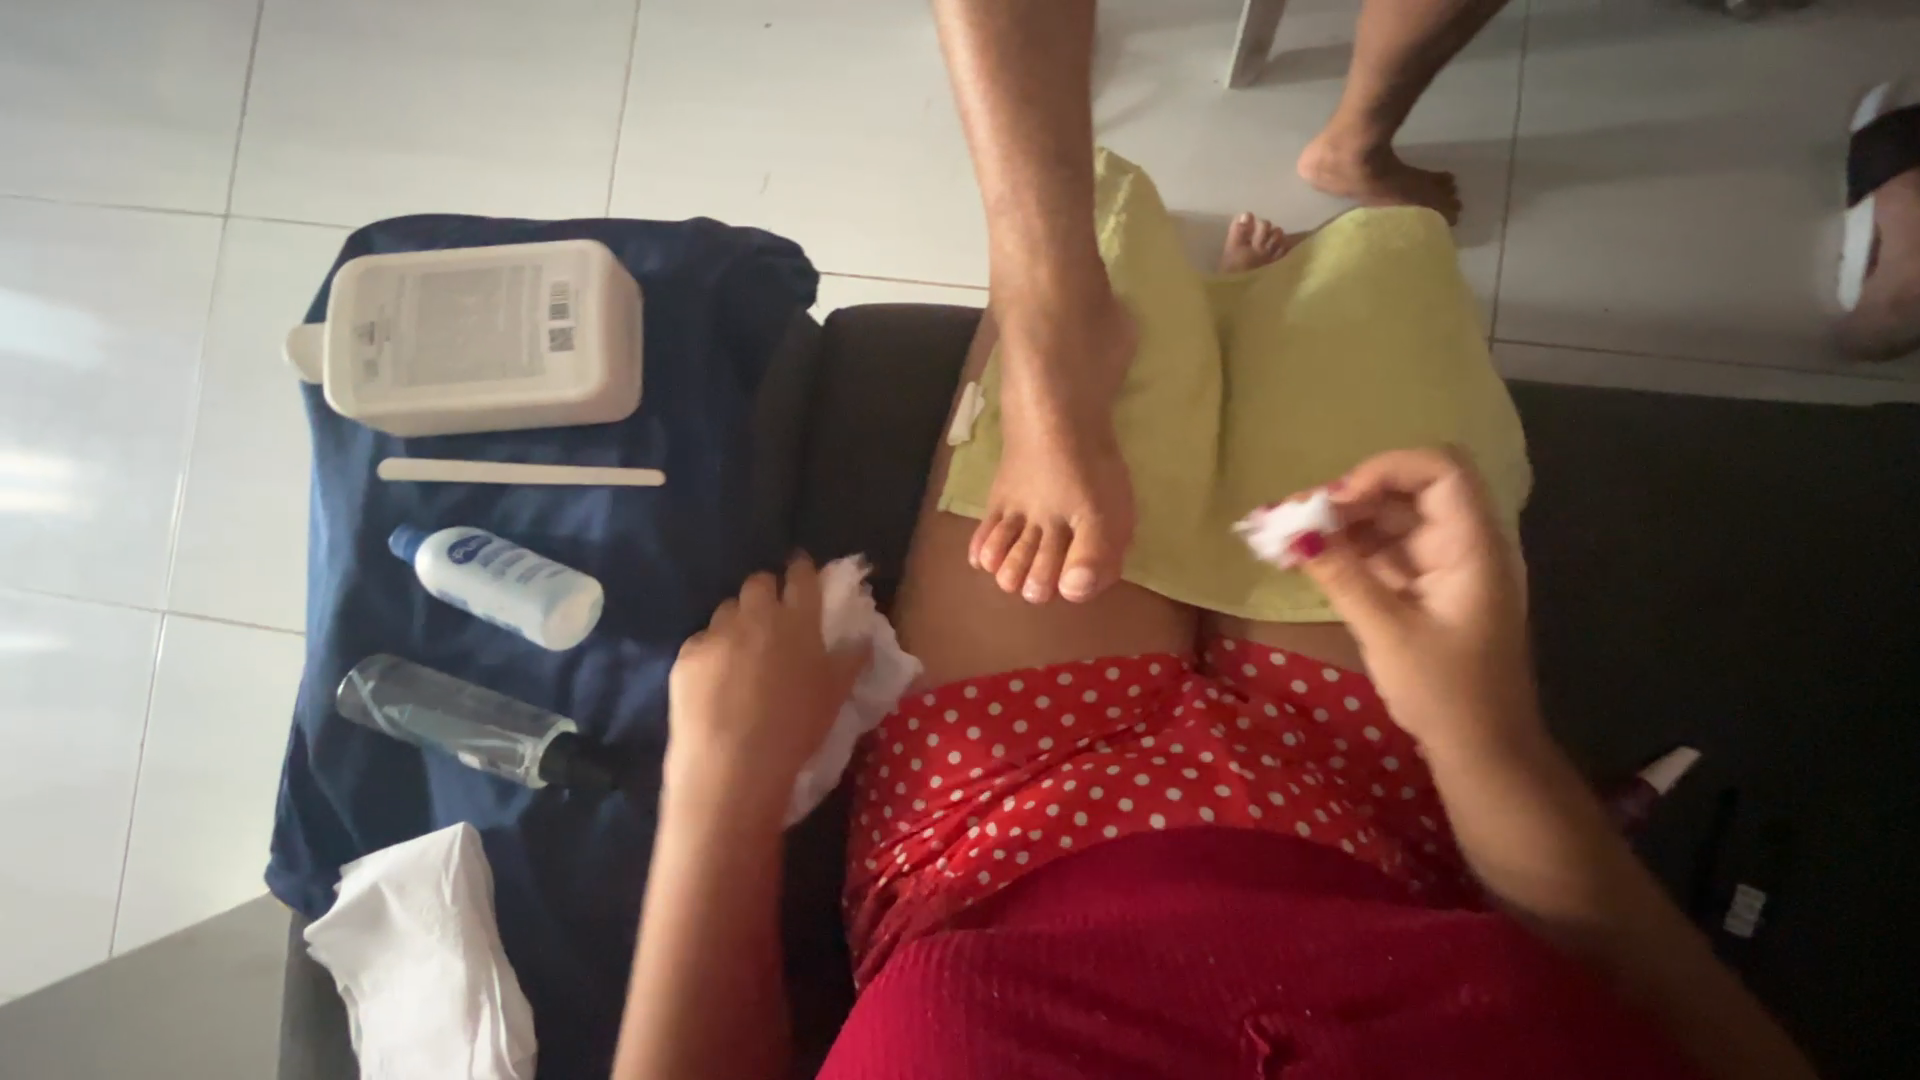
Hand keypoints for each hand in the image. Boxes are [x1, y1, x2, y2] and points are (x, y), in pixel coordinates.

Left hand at [667, 556, 868, 814]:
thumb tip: (863, 636)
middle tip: (774, 616)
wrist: (733, 766)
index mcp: (798, 620)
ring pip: (728, 608)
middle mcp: (756, 616)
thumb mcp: (836, 694)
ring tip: (743, 649)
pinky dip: (713, 650)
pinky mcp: (686, 656)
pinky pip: (703, 639)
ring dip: (738, 619)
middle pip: (759, 583)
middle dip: (767, 591)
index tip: (803, 571)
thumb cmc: (796, 728)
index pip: (801, 576)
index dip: (803, 570)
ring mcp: (716, 633)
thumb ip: (851, 657)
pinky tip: (717, 678)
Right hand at [1292, 447, 1538, 752]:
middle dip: (1344, 498)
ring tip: (1283, 538)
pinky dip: (1343, 550)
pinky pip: (1381, 551)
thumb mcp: (1387, 632)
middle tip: (1289, 519)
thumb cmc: (1446, 693)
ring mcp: (1441, 565)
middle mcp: (1461, 545)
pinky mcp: (1422, 587)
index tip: (1334, 501)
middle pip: (1404, 492)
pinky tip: (1303, 558)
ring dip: (1336, 524)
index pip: (1440, 472)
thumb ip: (1343, 576)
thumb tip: (1294, 530)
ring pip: (1387, 520)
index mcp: (1473, 548)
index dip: (1384, 471)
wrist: (1482, 749)